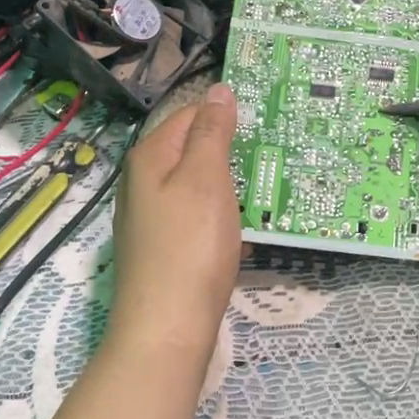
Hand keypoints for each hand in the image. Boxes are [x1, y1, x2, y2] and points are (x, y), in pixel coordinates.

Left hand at [107, 83, 242, 363]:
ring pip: (198, 186)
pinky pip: (199, 217)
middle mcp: (143, 182)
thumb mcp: (206, 177)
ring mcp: (152, 218)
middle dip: (231, 151)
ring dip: (232, 185)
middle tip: (274, 153)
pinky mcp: (164, 249)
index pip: (190, 114)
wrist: (166, 330)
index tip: (265, 121)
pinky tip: (247, 228)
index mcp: (150, 157)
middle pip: (193, 150)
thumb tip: (218, 89)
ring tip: (268, 187)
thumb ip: (212, 131)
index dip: (225, 114)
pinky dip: (223, 217)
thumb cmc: (190, 245)